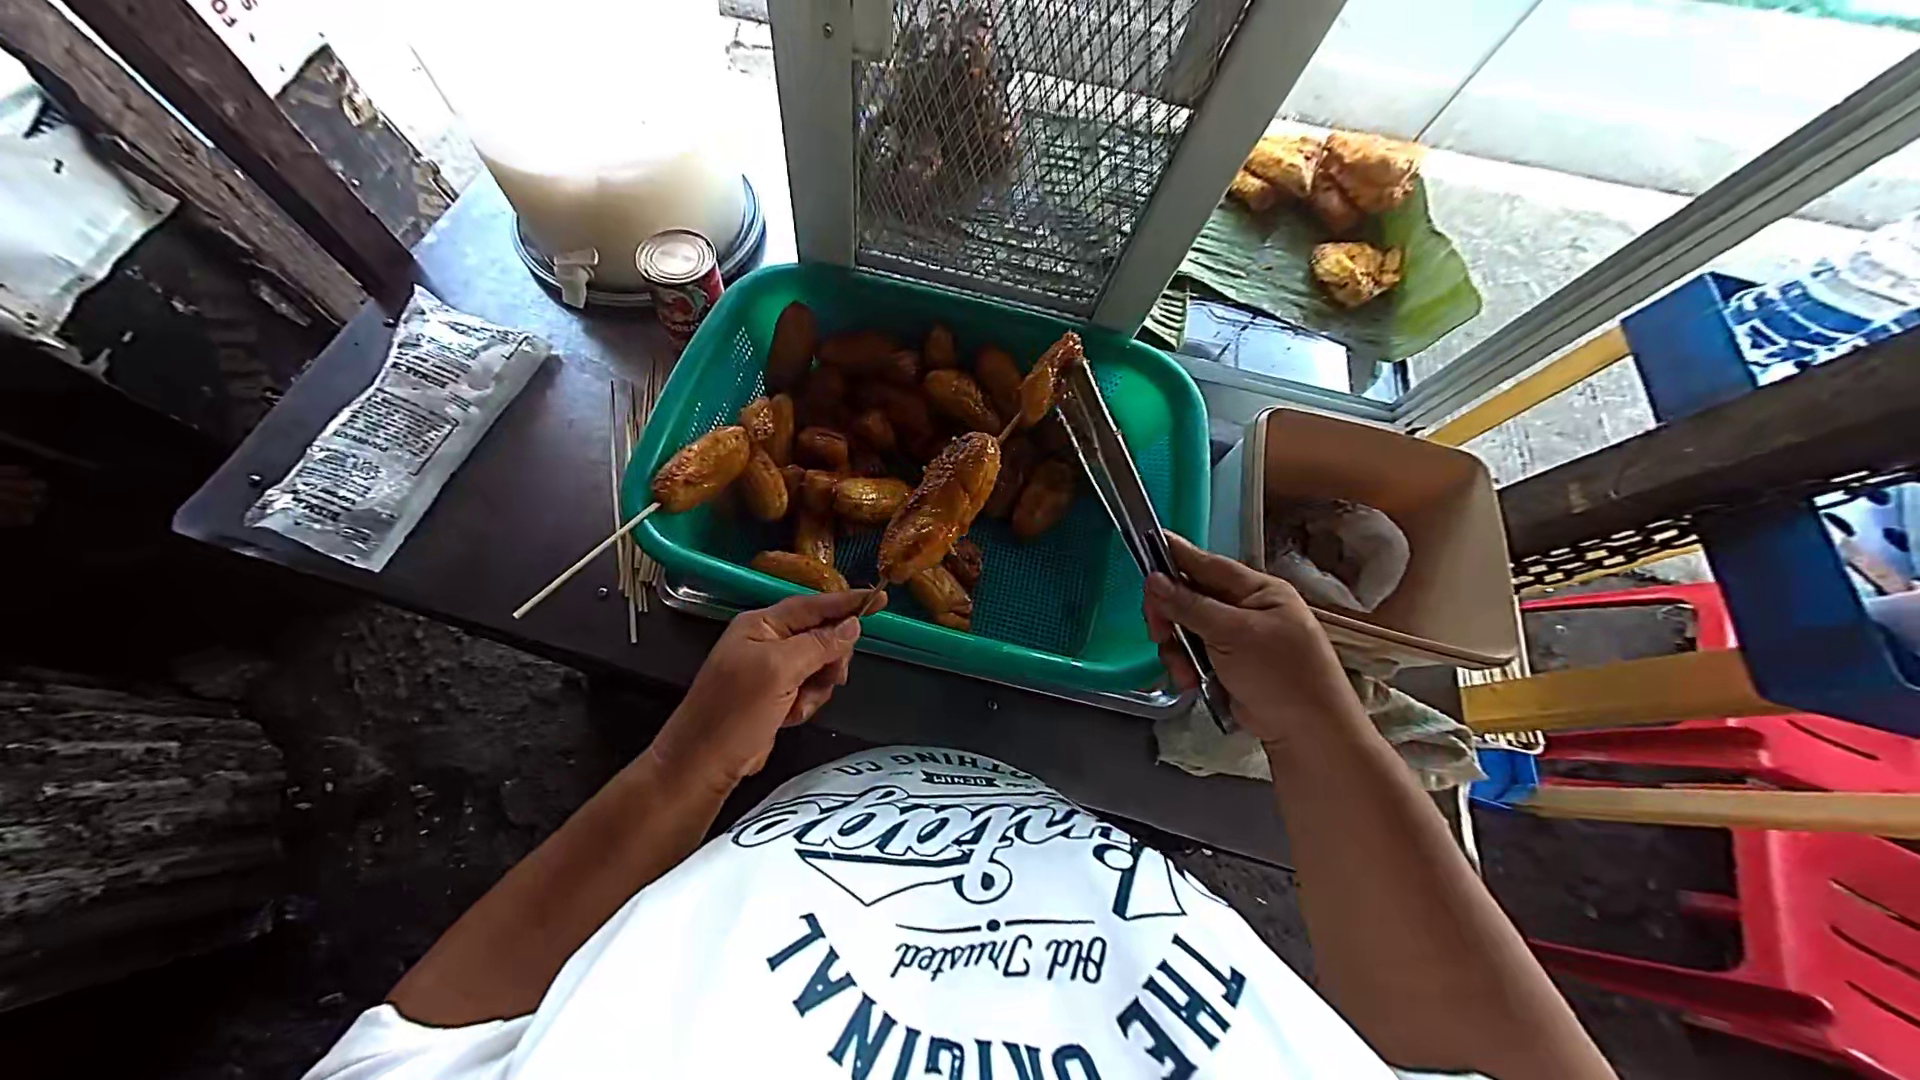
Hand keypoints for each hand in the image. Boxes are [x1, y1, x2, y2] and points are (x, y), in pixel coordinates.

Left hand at [650, 588, 886, 788]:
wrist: (704, 764)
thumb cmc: (735, 712)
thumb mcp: (779, 671)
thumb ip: (820, 644)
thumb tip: (853, 625)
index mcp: (761, 624)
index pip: (814, 605)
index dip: (848, 602)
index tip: (880, 597)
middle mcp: (768, 641)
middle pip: (823, 636)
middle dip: (830, 659)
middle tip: (832, 677)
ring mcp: (773, 670)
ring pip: (822, 665)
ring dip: (818, 687)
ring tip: (798, 704)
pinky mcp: (778, 695)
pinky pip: (812, 688)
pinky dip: (807, 702)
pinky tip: (790, 716)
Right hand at [1143, 533, 1368, 748]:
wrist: (1308, 734)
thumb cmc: (1280, 675)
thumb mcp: (1233, 634)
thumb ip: (1190, 605)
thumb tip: (1154, 579)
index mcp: (1258, 590)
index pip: (1207, 563)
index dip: (1176, 555)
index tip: (1146, 544)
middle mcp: (1245, 608)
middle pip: (1189, 596)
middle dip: (1169, 615)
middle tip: (1157, 634)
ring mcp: (1235, 637)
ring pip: (1185, 627)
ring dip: (1176, 648)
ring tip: (1183, 672)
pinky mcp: (1226, 663)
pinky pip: (1191, 652)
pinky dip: (1185, 665)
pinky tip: (1190, 681)